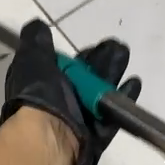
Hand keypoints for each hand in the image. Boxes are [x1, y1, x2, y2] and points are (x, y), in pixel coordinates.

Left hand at [0, 20, 140, 164]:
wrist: (49, 137)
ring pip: (101, 93)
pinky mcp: (97, 135)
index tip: (96, 45)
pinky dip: (124, 97)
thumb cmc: (37, 96)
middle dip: (103, 61)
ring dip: (114, 72)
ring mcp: (81, 119)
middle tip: (118, 46)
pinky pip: (112, 115)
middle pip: (87, 78)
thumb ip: (36, 43)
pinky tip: (134, 83)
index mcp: (44, 85)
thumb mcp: (30, 60)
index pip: (66, 67)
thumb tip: (37, 27)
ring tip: (125, 55)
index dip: (82, 56)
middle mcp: (62, 102)